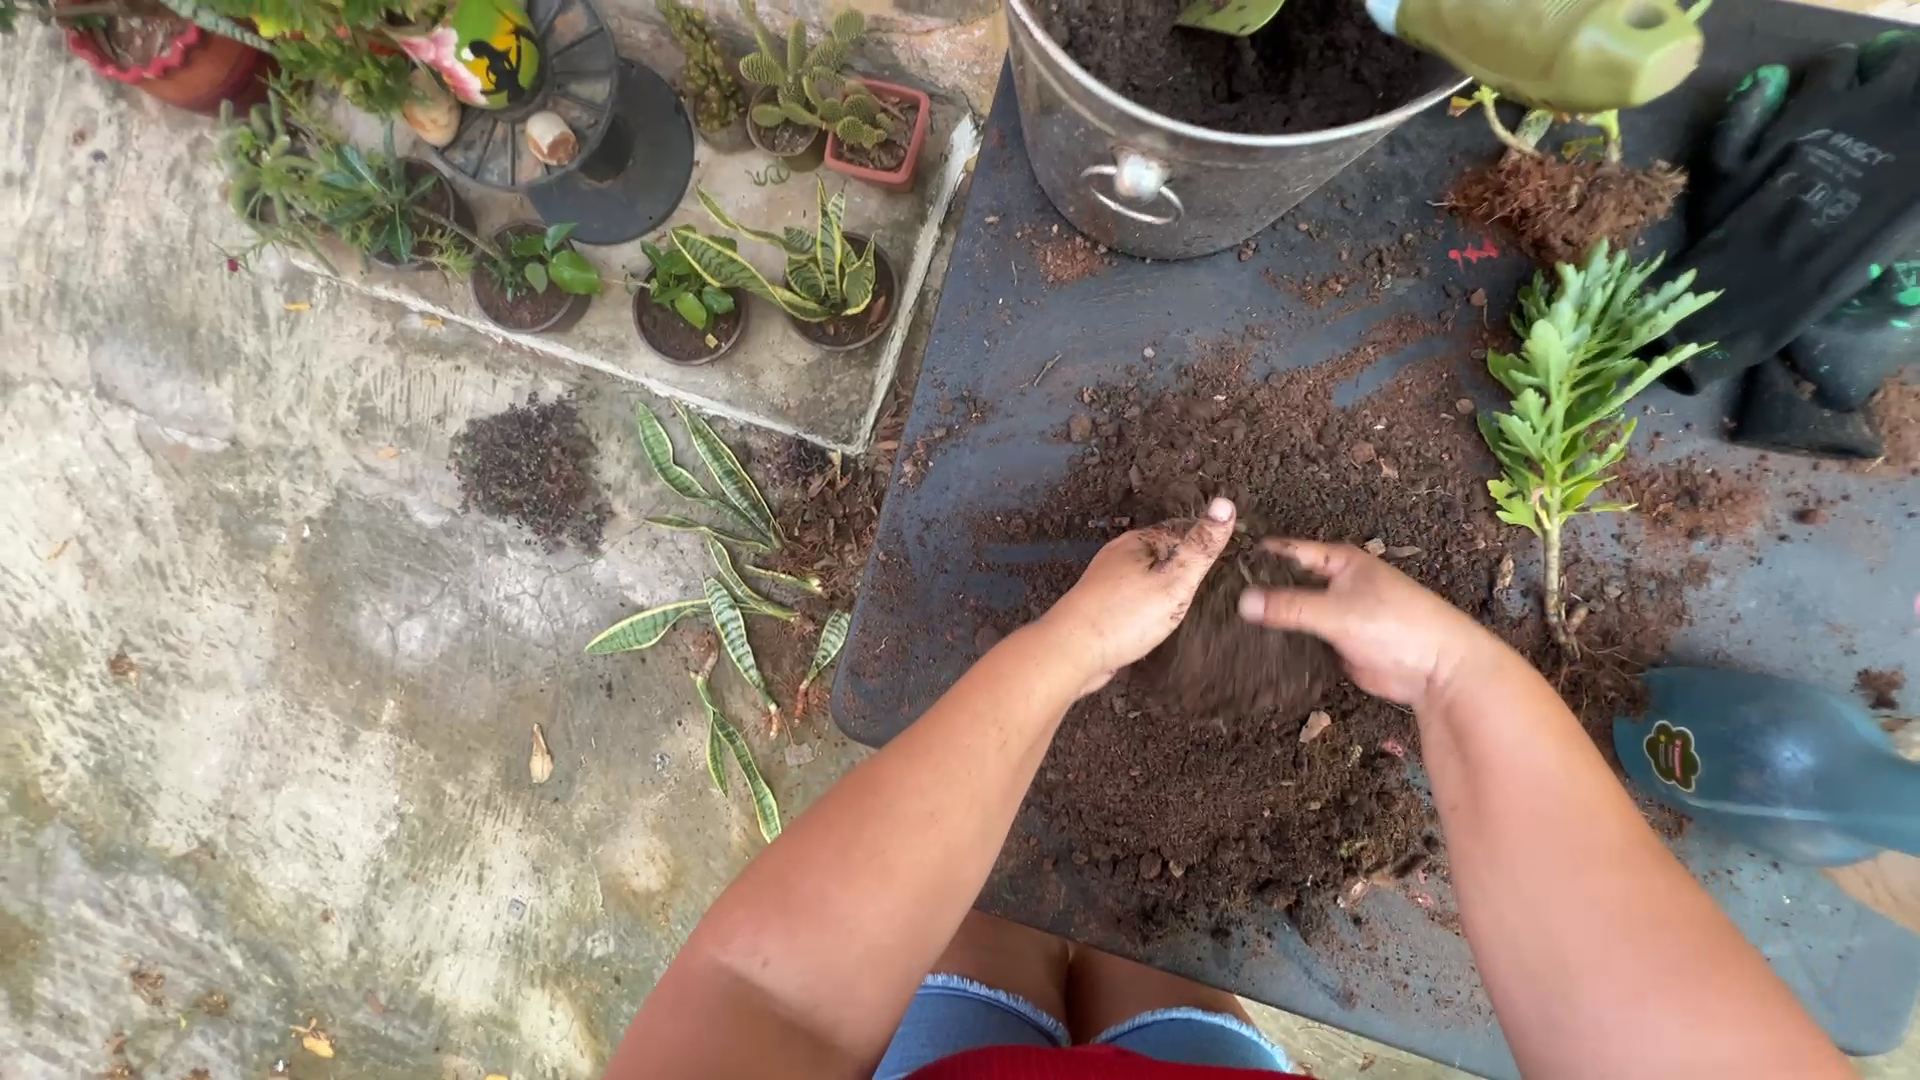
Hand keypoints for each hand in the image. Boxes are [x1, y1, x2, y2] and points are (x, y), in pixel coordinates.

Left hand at [1036, 498, 1235, 694]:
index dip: (1204, 545)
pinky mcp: (1101, 605)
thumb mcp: (1174, 582)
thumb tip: (1225, 505)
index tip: (1225, 557)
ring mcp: (1107, 581)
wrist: (1070, 652)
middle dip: (1183, 567)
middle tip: (1209, 579)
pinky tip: (1154, 621)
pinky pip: (1132, 599)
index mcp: (1136, 542)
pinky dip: (1146, 607)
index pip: (1182, 531)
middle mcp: (1118, 556)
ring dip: (1164, 588)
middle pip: (1162, 554)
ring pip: (1145, 577)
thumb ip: (1200, 548)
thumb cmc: (1121, 618)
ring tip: (1185, 602)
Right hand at [1235, 538, 1507, 709]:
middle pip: (1285, 582)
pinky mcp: (1334, 641)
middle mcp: (1333, 582)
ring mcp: (1333, 613)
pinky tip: (1251, 646)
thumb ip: (1287, 606)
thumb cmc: (1397, 625)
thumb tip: (1240, 601)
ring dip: (1268, 618)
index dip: (1254, 557)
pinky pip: (1299, 637)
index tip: (1218, 566)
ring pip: (1291, 611)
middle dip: (1257, 589)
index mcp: (1338, 561)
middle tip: (1215, 598)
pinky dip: (1281, 641)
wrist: (1439, 671)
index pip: (1285, 552)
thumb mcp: (1336, 611)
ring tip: (1224, 623)